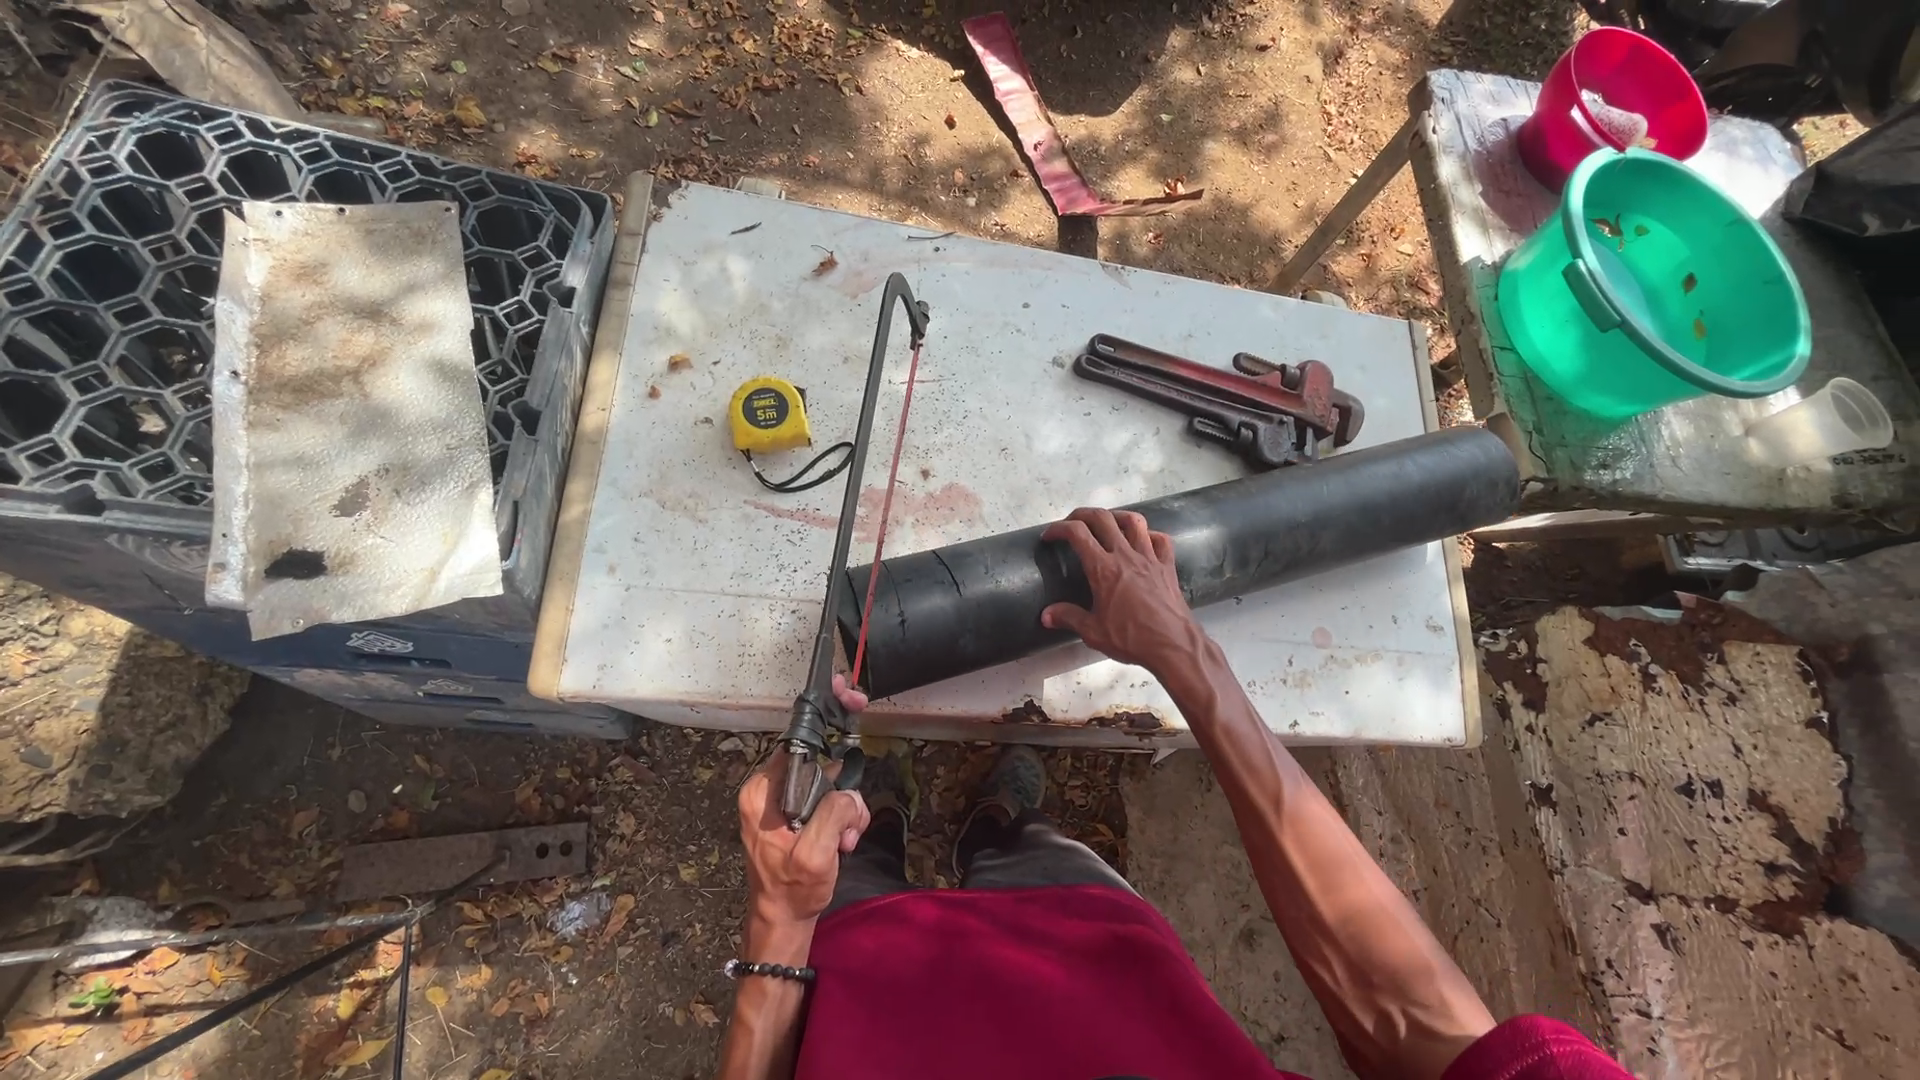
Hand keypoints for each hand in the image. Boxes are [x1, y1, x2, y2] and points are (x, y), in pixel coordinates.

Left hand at [736, 675, 871, 927]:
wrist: (783, 923)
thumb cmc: (792, 890)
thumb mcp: (814, 853)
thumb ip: (833, 812)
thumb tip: (848, 791)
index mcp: (763, 791)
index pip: (795, 738)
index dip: (824, 717)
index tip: (848, 695)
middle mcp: (768, 790)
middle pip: (816, 755)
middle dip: (844, 780)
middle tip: (855, 803)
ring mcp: (783, 801)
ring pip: (830, 780)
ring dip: (847, 807)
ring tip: (846, 839)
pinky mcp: (797, 813)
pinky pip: (829, 797)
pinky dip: (843, 815)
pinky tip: (844, 840)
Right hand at [1040, 508, 1204, 673]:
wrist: (1173, 645)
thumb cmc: (1131, 639)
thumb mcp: (1093, 632)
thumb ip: (1068, 618)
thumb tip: (1046, 615)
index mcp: (1103, 568)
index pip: (1077, 534)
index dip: (1058, 529)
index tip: (1049, 536)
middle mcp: (1125, 555)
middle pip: (1102, 518)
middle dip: (1082, 514)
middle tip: (1072, 523)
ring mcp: (1149, 558)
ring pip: (1133, 521)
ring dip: (1115, 516)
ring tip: (1106, 523)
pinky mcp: (1167, 566)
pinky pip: (1160, 540)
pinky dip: (1149, 535)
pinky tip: (1143, 541)